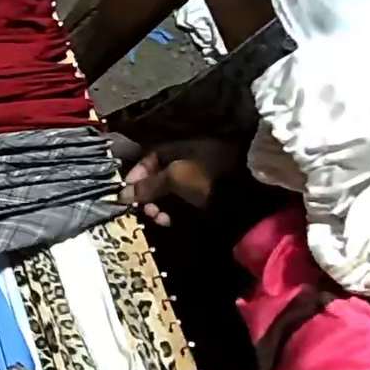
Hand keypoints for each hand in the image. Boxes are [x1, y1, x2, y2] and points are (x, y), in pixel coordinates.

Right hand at [119, 138, 241, 225]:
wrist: (247, 199)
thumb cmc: (207, 178)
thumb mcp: (174, 176)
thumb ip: (147, 185)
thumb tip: (122, 194)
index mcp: (185, 148)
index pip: (151, 157)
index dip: (137, 173)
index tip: (126, 189)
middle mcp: (190, 162)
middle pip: (158, 178)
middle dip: (146, 194)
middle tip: (142, 208)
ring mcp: (199, 183)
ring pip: (167, 194)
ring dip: (157, 206)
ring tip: (156, 217)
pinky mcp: (205, 201)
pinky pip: (180, 206)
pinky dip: (171, 214)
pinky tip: (168, 221)